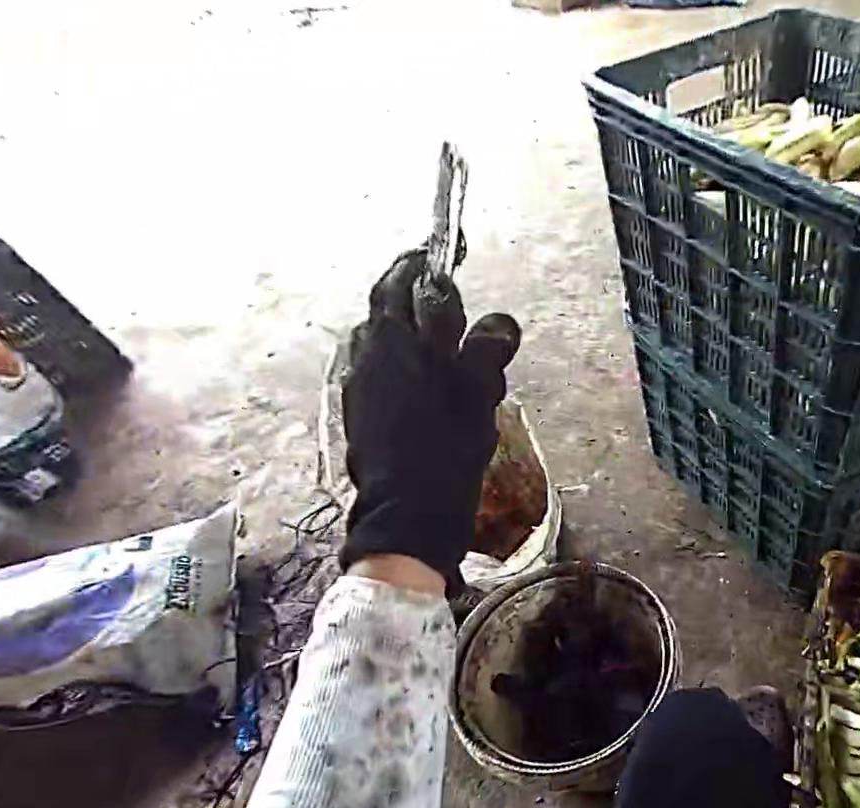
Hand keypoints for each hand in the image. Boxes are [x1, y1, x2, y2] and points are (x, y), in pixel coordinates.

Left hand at [338, 249, 520, 590]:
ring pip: (382, 334)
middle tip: (437, 283)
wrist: (407, 505)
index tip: (447, 250)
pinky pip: (380, 364)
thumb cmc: (445, 446)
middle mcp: (370, 350)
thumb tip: (500, 322)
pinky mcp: (359, 405)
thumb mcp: (476, 396)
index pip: (409, 282)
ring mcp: (360, 379)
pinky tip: (420, 376)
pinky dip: (400, 354)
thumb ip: (485, 352)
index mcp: (397, 340)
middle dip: (411, 287)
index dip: (429, 262)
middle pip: (387, 303)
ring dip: (403, 322)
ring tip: (432, 329)